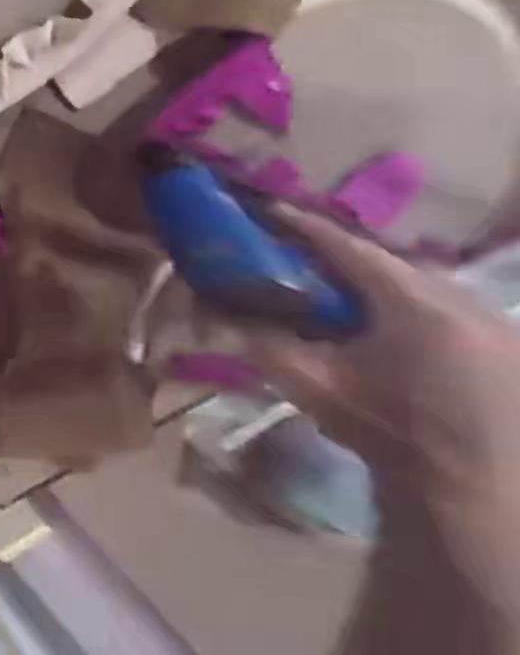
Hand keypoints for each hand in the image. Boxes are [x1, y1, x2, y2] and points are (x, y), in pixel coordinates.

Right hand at [254, 207, 519, 649]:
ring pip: (425, 284)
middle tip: (291, 246)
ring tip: (330, 278)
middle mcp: (466, 306)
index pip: (349, 248)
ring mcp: (498, 329)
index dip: (302, 226)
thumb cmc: (389, 428)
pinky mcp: (507, 351)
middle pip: (393, 261)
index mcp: (416, 306)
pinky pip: (447, 307)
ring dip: (376, 277)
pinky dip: (405, 300)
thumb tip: (212, 305)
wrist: (479, 492)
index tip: (263, 209)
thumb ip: (258, 337)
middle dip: (341, 251)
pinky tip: (378, 316)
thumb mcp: (306, 380)